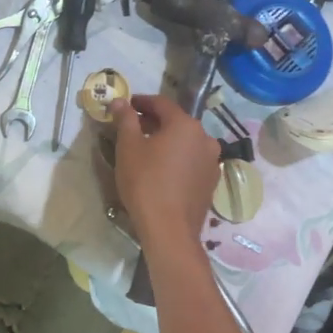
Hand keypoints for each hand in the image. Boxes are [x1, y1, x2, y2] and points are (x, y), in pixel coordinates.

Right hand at [110, 94, 222, 247]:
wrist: (169, 231)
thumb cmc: (146, 182)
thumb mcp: (128, 146)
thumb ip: (126, 119)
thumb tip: (121, 101)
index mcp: (185, 124)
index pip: (161, 103)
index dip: (141, 102)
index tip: (126, 106)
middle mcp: (205, 138)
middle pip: (176, 122)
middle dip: (153, 122)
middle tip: (132, 128)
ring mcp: (212, 161)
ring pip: (185, 142)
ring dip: (167, 141)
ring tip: (146, 150)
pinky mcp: (211, 182)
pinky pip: (192, 161)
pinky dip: (177, 158)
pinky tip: (162, 170)